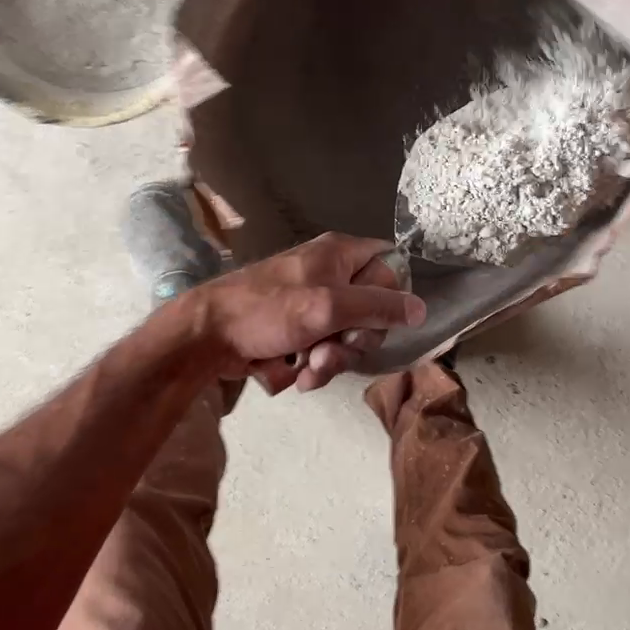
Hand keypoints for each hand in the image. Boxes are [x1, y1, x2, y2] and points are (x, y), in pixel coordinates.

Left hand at [171, 232, 424, 393]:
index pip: (390, 267)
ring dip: (332, 360)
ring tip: (307, 369)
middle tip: (333, 352)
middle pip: (371, 311)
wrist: (208, 336)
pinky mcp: (298, 329)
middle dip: (354, 342)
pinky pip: (324, 349)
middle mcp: (331, 273)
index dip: (390, 297)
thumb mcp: (328, 307)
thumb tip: (421, 308)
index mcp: (341, 254)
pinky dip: (314, 366)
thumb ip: (378, 307)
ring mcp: (313, 302)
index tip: (375, 320)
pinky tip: (297, 375)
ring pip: (348, 337)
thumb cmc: (268, 310)